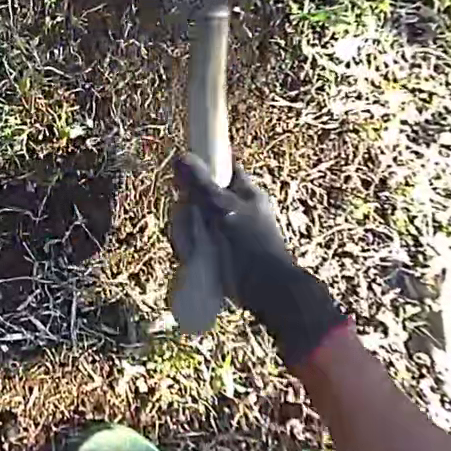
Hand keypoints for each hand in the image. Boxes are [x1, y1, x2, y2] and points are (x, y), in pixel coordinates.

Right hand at [170, 153, 347, 364]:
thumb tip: (181, 157)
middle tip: (186, 219)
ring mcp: (230, 231)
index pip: (223, 167)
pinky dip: (191, 247)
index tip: (185, 177)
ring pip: (196, 220)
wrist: (269, 293)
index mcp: (247, 192)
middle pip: (202, 195)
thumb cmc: (251, 246)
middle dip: (188, 207)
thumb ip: (201, 185)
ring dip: (187, 231)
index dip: (204, 167)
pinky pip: (197, 241)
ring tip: (190, 245)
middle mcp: (239, 208)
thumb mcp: (223, 209)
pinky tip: (191, 256)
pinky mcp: (220, 252)